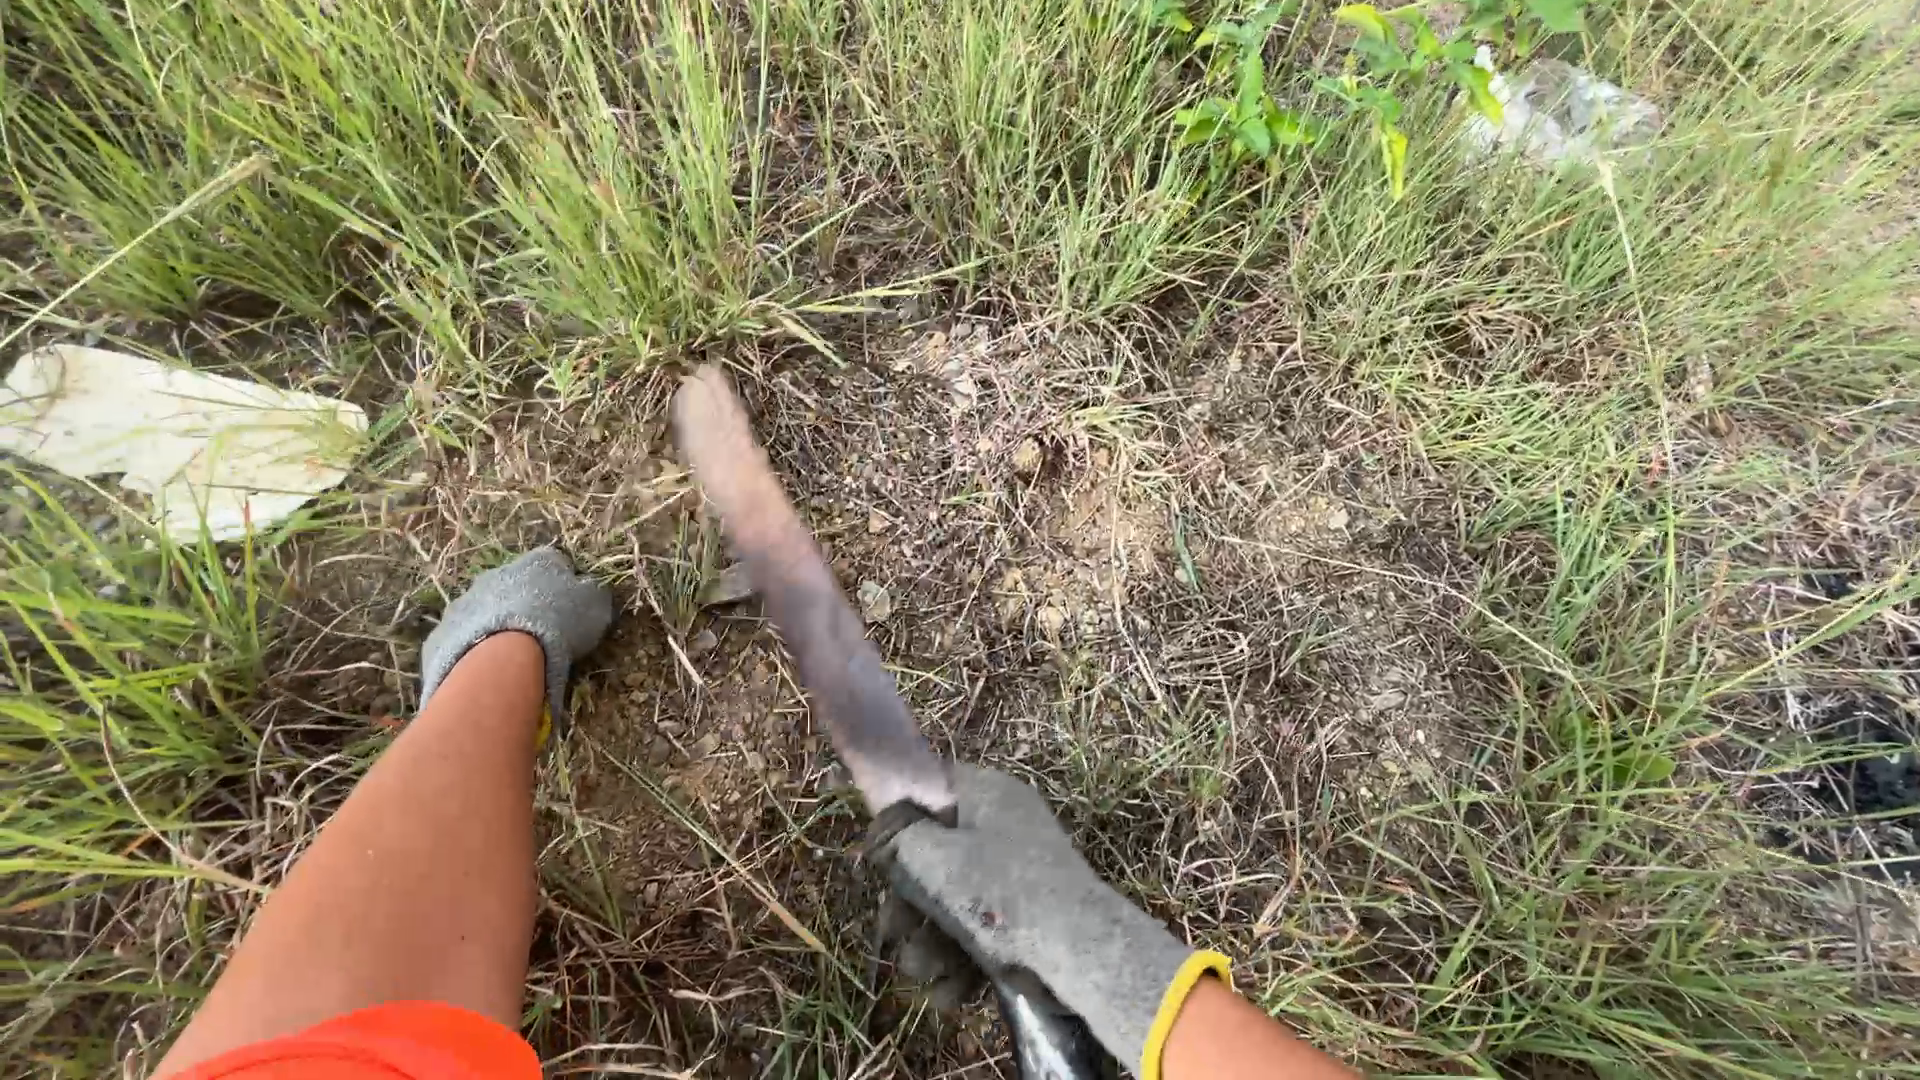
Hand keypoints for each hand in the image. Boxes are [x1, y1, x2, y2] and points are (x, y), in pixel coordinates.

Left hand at [419, 547, 612, 725]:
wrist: (504, 654)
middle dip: (526, 600)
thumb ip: (592, 591)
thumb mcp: (595, 604)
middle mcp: (500, 572)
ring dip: (499, 622)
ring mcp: (466, 600)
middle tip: (541, 629)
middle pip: (517, 583)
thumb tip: (588, 586)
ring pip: (487, 607)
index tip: (571, 605)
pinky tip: (490, 665)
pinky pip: (465, 634)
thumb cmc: (559, 623)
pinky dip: (477, 645)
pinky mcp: (443, 629)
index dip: (564, 583)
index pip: (555, 562)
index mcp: (539, 561)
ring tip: (513, 652)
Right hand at [868, 765, 1230, 1078]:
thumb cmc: (1000, 894)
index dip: (901, 820)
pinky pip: (978, 927)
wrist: (1081, 956)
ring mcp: (1015, 872)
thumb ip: (897, 836)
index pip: (932, 787)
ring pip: (951, 899)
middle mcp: (1000, 825)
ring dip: (929, 941)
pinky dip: (962, 958)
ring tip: (926, 971)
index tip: (882, 857)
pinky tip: (952, 992)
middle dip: (908, 902)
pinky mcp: (1025, 916)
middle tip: (894, 931)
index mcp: (986, 793)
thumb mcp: (933, 859)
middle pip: (934, 852)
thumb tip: (884, 826)